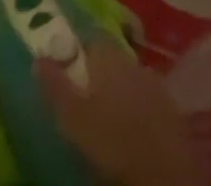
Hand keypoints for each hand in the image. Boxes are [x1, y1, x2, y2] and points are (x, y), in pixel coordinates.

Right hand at [37, 40, 207, 185]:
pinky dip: (136, 105)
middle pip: (111, 57)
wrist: (163, 173)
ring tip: (104, 109)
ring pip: (130, 77)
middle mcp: (134, 63)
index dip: (75, 48)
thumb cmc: (110, 138)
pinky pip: (147, 98)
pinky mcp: (172, 110)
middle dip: (97, 69)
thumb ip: (54, 84)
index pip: (90, 37)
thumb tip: (38, 58)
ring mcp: (157, 85)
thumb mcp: (71, 115)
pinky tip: (128, 123)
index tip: (64, 63)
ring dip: (118, 88)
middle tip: (81, 89)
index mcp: (109, 57)